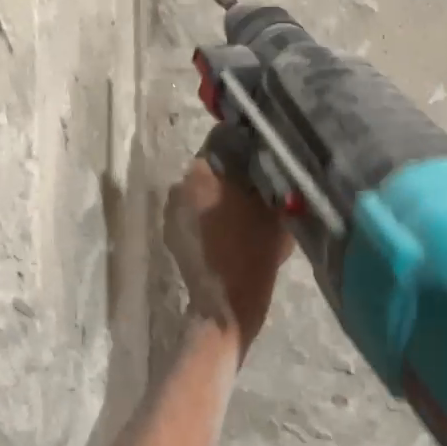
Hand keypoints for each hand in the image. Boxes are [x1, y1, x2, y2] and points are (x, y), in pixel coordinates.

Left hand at [165, 158, 294, 357]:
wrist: (226, 304)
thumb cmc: (255, 250)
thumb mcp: (275, 207)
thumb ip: (271, 176)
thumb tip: (273, 160)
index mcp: (202, 170)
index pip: (224, 141)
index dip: (247, 149)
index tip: (264, 161)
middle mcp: (180, 184)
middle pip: (212, 168)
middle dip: (233, 174)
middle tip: (259, 188)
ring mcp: (171, 211)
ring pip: (201, 191)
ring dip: (219, 196)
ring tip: (244, 213)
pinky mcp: (171, 235)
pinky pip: (194, 213)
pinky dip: (209, 217)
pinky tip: (229, 232)